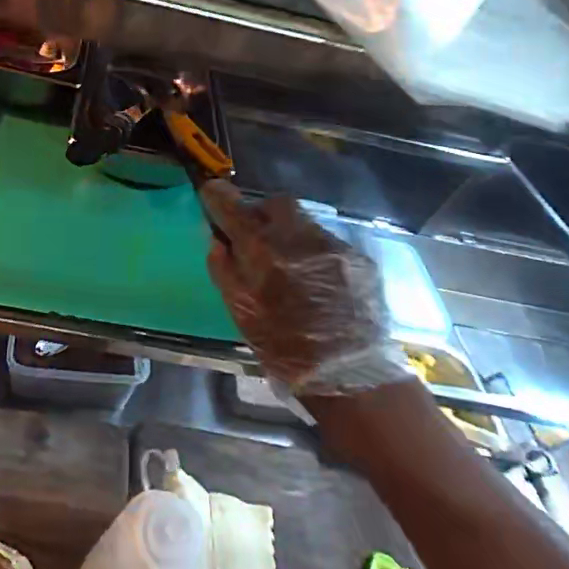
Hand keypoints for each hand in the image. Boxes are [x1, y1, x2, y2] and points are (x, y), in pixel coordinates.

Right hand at [199, 181, 412, 395]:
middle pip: (276, 204)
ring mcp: (334, 246)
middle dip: (261, 212)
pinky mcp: (359, 259)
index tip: (210, 191)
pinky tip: (315, 281)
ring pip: (304, 222)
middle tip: (254, 236)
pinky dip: (313, 252)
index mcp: (265, 254)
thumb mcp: (241, 313)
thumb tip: (218, 241)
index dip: (219, 197)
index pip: (235, 210)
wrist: (349, 377)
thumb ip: (224, 271)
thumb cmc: (284, 349)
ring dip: (288, 233)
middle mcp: (301, 239)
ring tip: (287, 264)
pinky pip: (327, 242)